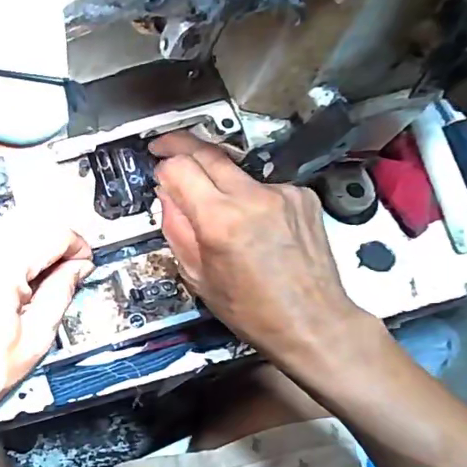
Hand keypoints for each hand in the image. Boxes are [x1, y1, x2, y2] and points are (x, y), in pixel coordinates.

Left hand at [0, 214, 92, 451]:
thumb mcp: (35, 336)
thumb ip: (61, 291)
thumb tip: (76, 270)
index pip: (51, 232)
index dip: (77, 246)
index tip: (84, 264)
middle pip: (30, 223)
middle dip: (56, 242)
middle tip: (71, 270)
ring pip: (8, 228)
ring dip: (33, 245)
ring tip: (45, 280)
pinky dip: (9, 252)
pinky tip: (18, 282)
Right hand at [148, 132, 380, 367]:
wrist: (311, 320)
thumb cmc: (253, 309)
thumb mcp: (195, 274)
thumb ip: (176, 228)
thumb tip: (167, 197)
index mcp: (219, 220)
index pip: (180, 167)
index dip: (163, 165)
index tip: (156, 165)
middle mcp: (252, 199)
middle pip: (208, 153)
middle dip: (181, 145)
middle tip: (165, 146)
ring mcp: (281, 194)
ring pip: (235, 168)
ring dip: (215, 175)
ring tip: (207, 198)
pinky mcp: (301, 197)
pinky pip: (261, 184)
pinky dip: (247, 194)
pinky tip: (247, 219)